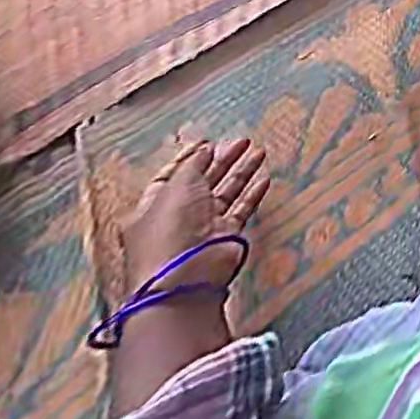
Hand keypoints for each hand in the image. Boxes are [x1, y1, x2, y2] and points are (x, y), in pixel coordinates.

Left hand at [121, 138, 270, 294]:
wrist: (186, 277)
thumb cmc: (171, 229)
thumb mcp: (179, 186)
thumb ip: (194, 164)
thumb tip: (204, 149)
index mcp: (154, 206)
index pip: (171, 176)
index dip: (189, 158)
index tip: (208, 141)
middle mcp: (178, 216)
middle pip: (203, 182)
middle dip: (222, 160)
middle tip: (242, 141)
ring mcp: (202, 227)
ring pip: (225, 193)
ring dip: (242, 172)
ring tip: (259, 151)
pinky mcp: (225, 237)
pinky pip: (241, 210)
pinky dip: (253, 194)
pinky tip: (264, 178)